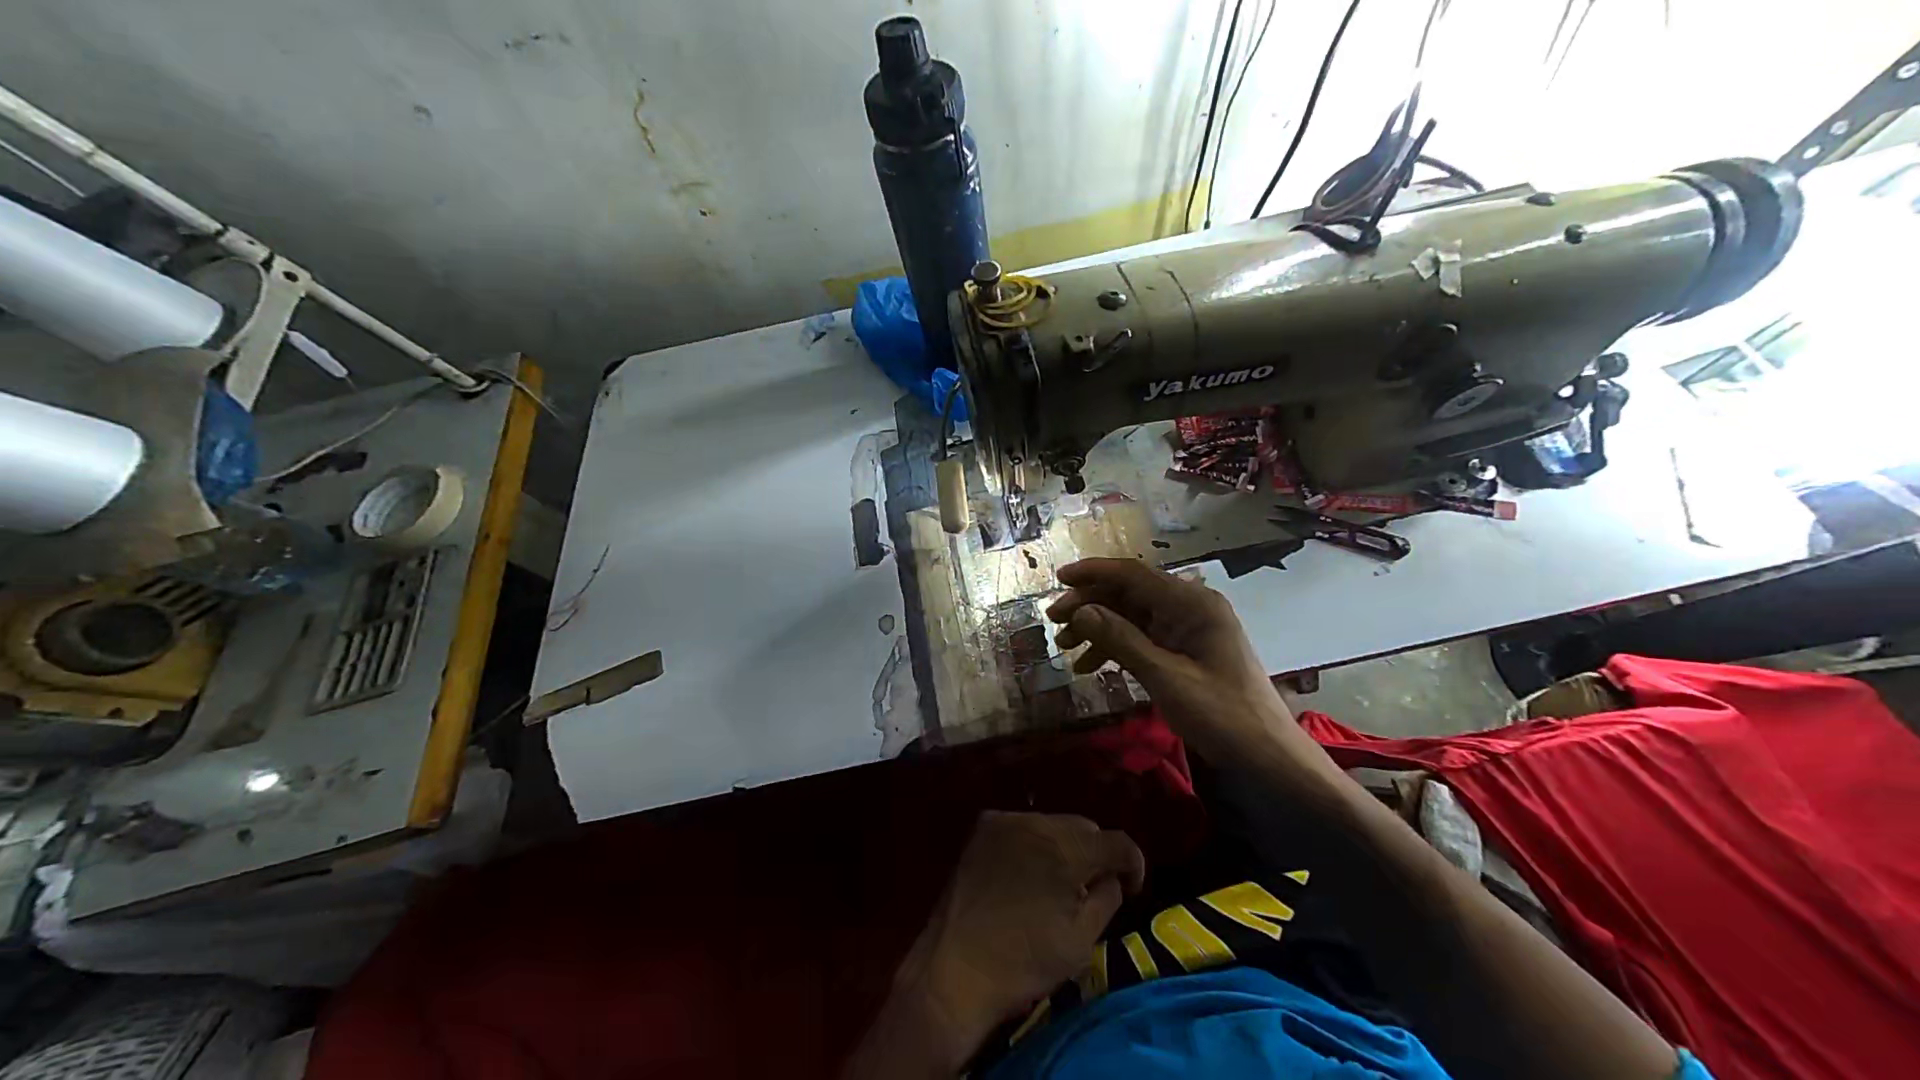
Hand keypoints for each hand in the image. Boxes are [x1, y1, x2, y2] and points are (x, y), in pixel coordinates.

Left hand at [903, 812, 1144, 1049]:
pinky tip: (1028, 874)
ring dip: (1064, 847)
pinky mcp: (982, 830)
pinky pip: (1023, 827)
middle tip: (1092, 888)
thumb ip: (1107, 898)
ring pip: (1053, 824)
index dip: (1133, 864)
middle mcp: (1036, 823)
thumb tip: (1112, 877)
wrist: (955, 970)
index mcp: (1066, 849)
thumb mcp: (1082, 940)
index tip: (1131, 889)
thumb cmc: (1024, 962)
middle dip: (1095, 854)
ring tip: (1058, 883)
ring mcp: (1004, 821)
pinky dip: (1034, 844)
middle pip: (1084, 828)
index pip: (1116, 841)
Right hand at [1047, 558, 1339, 776]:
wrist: (1267, 755)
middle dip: (1089, 604)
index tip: (1058, 577)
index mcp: (1192, 603)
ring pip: (1131, 616)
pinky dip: (1115, 648)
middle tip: (1054, 622)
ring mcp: (1187, 629)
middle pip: (1129, 593)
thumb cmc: (1222, 714)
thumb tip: (1080, 611)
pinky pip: (1141, 638)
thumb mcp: (1166, 677)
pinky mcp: (1184, 651)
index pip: (1134, 574)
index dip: (1093, 572)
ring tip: (1065, 647)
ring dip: (1098, 627)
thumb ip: (1122, 640)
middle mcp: (1189, 607)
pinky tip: (1090, 666)